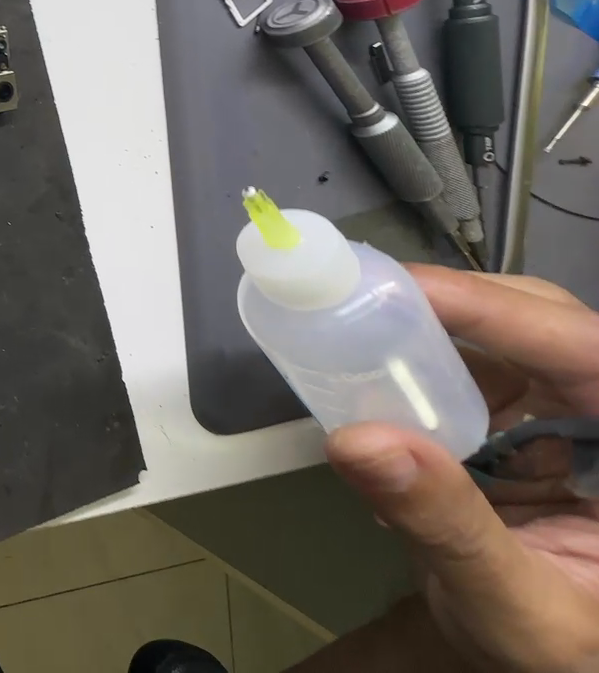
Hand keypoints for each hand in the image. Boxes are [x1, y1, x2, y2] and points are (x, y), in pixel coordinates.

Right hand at [322, 266, 598, 670]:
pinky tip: (372, 376)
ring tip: (351, 330)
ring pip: (512, 334)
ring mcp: (585, 420)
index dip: (502, 312)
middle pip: (555, 326)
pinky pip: (477, 367)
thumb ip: (448, 527)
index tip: (402, 290)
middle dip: (458, 304)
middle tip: (358, 302)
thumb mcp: (518, 609)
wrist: (560, 670)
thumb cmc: (566, 656)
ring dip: (428, 326)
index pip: (595, 356)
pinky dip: (415, 360)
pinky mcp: (537, 422)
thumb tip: (357, 439)